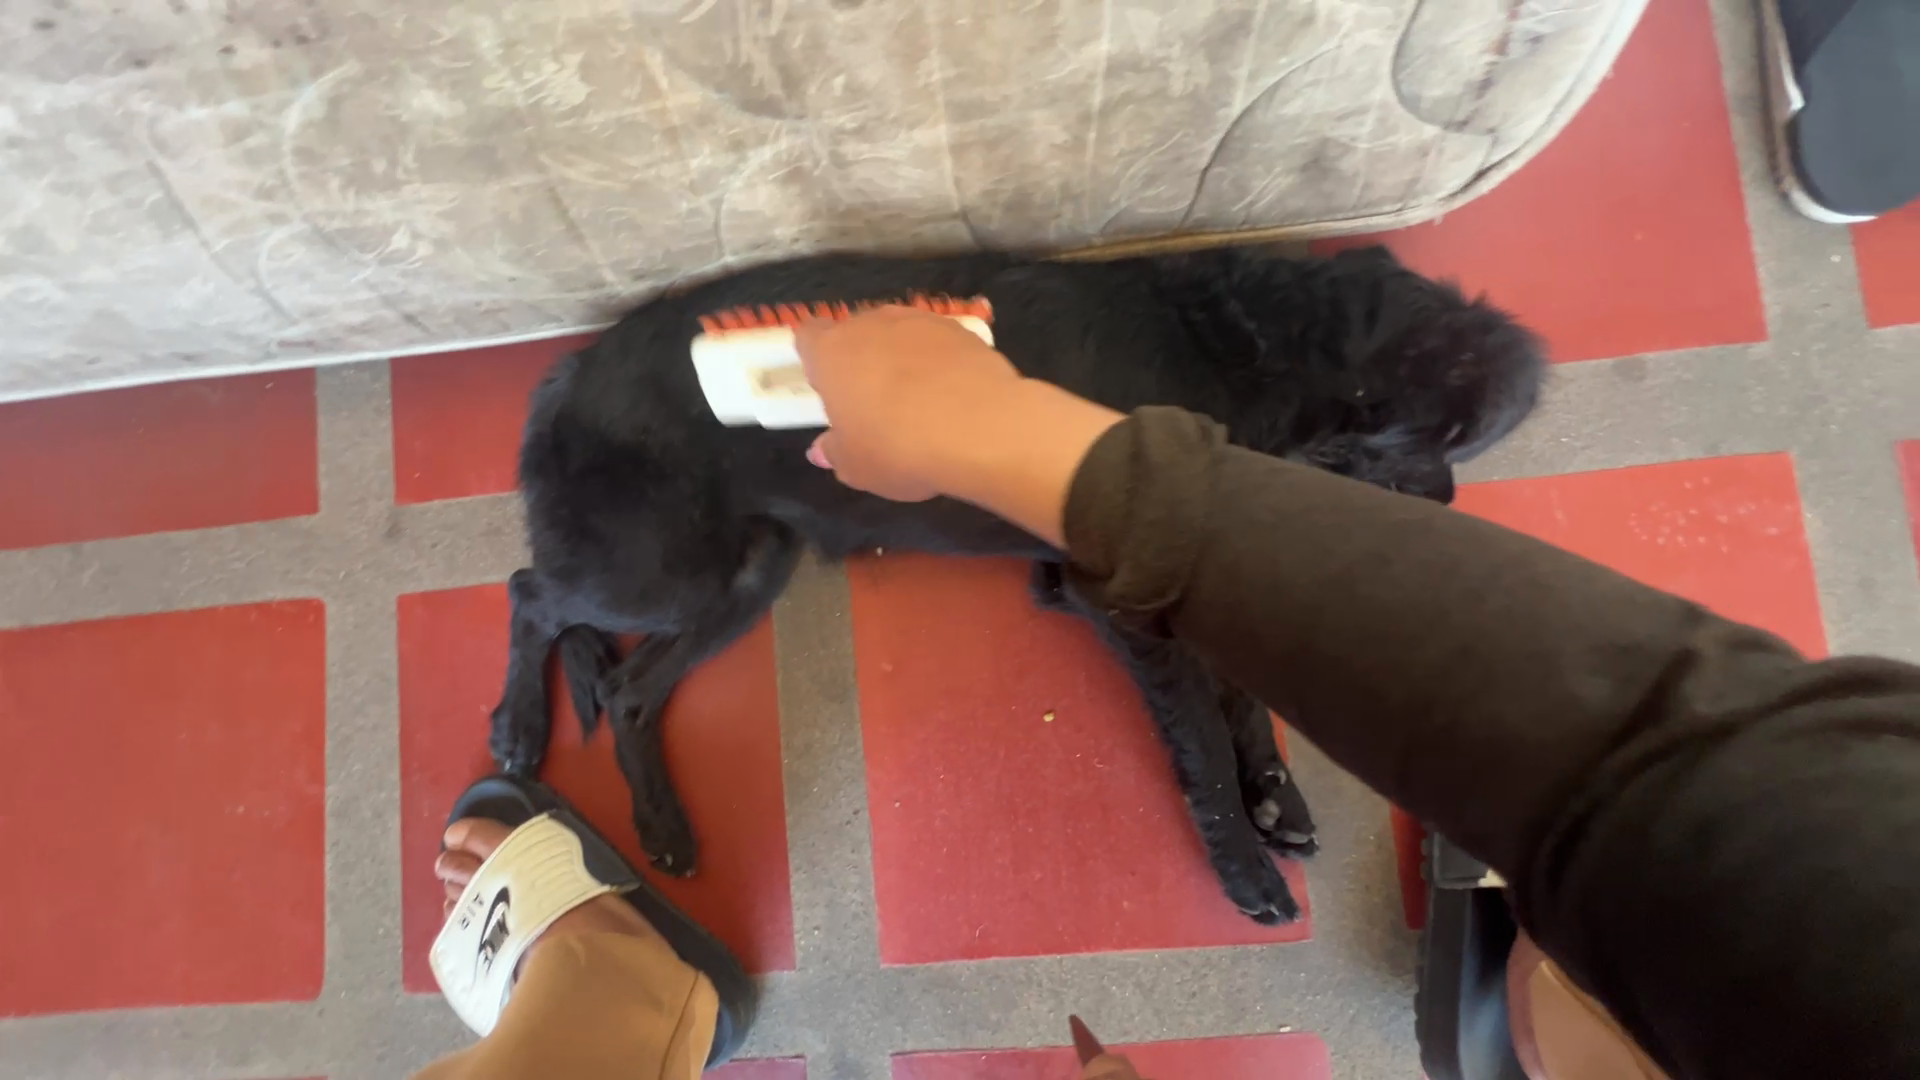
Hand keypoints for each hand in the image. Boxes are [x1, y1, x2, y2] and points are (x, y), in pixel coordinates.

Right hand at [795, 306, 1021, 500]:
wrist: (979, 428)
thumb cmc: (898, 447)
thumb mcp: (856, 467)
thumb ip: (835, 452)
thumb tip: (823, 449)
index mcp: (832, 351)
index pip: (809, 337)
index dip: (817, 361)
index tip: (830, 390)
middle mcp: (873, 324)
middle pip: (858, 334)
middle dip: (864, 362)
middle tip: (876, 406)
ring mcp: (921, 321)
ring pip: (901, 335)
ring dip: (904, 360)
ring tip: (922, 404)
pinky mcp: (963, 330)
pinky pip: (941, 345)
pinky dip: (942, 364)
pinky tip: (955, 398)